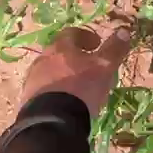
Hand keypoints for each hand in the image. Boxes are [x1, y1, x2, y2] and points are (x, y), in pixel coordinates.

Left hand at [18, 25, 133, 117]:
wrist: (51, 122)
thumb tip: (124, 31)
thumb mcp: (104, 67)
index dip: (86, 36)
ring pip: (50, 71)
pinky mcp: (27, 100)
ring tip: (78, 86)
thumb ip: (114, 49)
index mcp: (60, 47)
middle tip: (89, 65)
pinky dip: (55, 91)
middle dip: (74, 56)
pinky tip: (65, 102)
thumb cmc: (81, 88)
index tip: (97, 44)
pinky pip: (43, 90)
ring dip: (63, 74)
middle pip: (58, 52)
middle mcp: (42, 60)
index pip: (71, 33)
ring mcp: (32, 80)